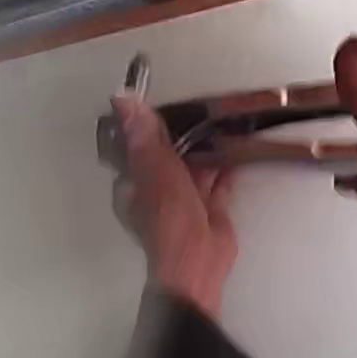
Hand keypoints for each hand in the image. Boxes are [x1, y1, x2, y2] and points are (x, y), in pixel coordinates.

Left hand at [112, 96, 237, 318]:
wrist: (198, 261)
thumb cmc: (170, 219)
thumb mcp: (155, 170)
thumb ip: (144, 136)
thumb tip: (121, 98)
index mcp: (135, 183)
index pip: (136, 147)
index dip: (146, 124)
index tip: (159, 95)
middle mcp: (157, 191)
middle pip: (167, 155)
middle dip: (181, 133)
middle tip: (198, 101)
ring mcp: (184, 200)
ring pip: (193, 166)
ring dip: (205, 147)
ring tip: (221, 116)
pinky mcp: (210, 208)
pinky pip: (217, 181)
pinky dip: (225, 165)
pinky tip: (236, 145)